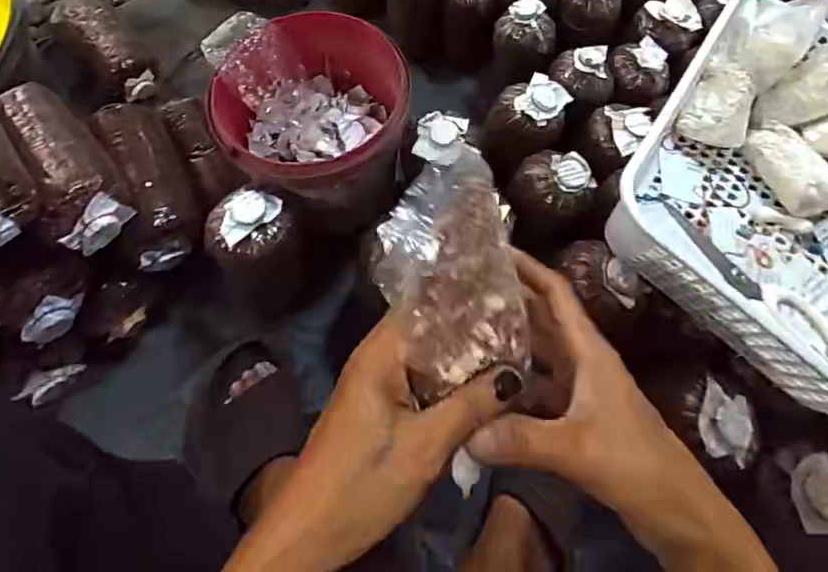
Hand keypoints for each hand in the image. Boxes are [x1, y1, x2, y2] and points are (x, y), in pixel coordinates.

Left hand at [226, 314, 518, 571]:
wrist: (305, 538)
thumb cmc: (360, 485)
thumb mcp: (424, 447)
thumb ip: (471, 406)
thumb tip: (515, 374)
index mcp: (383, 349)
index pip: (430, 298)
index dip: (469, 292)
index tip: (509, 289)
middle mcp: (380, 352)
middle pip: (434, 323)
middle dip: (475, 322)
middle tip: (522, 319)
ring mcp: (380, 376)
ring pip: (432, 351)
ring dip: (466, 352)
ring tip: (513, 343)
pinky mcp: (382, 400)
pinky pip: (424, 374)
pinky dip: (451, 375)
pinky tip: (483, 381)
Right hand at [468, 251, 777, 571]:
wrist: (674, 505)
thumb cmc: (633, 460)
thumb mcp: (576, 448)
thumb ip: (523, 439)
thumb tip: (466, 433)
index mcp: (588, 349)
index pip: (556, 293)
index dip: (529, 268)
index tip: (495, 251)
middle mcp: (583, 359)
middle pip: (543, 318)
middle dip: (510, 299)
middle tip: (465, 290)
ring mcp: (580, 387)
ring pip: (540, 352)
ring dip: (510, 339)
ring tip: (467, 330)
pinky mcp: (576, 415)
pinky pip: (538, 386)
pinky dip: (515, 382)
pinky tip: (488, 387)